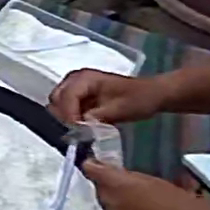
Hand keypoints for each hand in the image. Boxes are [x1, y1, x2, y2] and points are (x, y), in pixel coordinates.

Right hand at [48, 69, 165, 124]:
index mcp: (85, 78)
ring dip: (66, 116)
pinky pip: (67, 105)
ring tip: (79, 130)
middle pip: (57, 97)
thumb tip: (81, 124)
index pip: (67, 95)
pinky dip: (71, 116)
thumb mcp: (121, 109)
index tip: (77, 131)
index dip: (69, 114)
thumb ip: (98, 115)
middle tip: (77, 131)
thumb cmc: (138, 99)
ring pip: (59, 102)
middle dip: (63, 115)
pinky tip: (82, 125)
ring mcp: (76, 86)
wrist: (151, 94)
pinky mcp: (79, 94)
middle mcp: (75, 79)